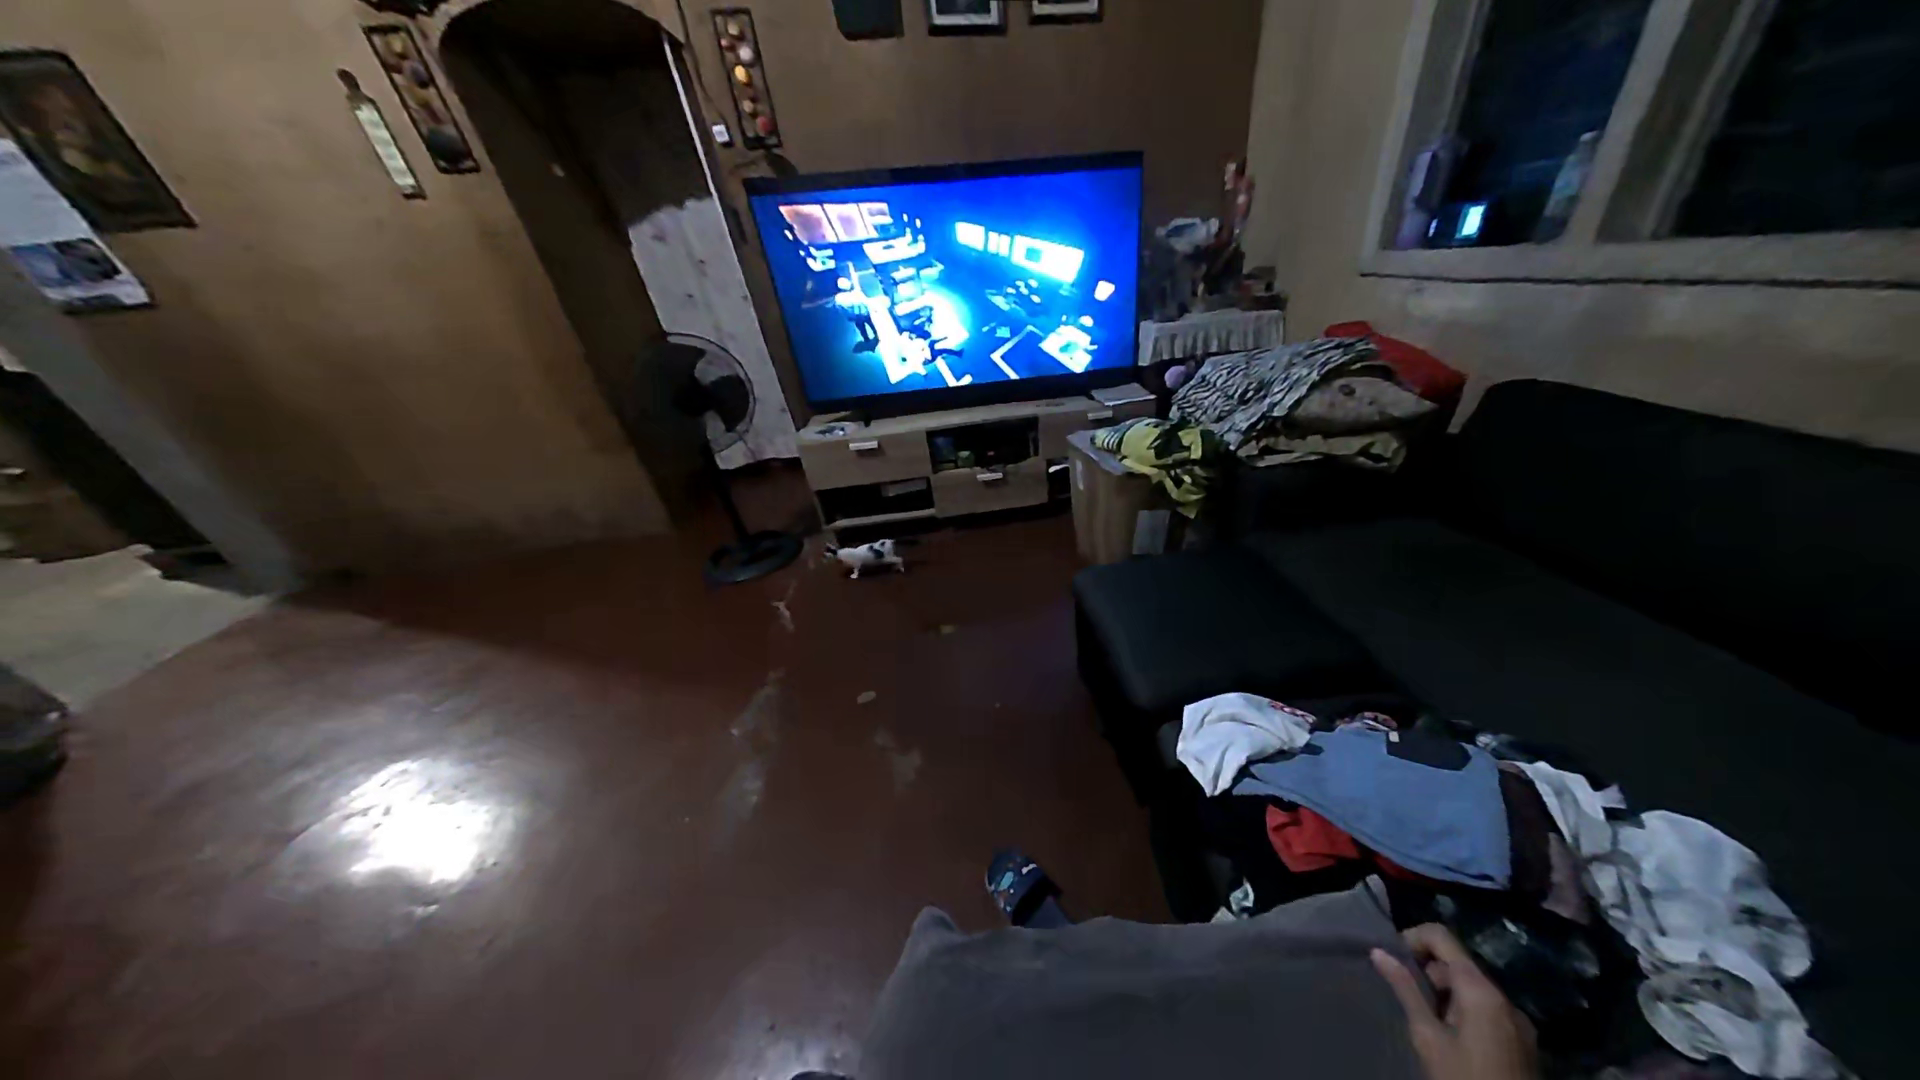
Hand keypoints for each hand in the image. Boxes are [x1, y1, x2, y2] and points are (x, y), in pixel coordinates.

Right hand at [1369, 924, 1537, 1079]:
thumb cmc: (1464, 1079)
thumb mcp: (1428, 1036)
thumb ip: (1405, 989)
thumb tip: (1378, 951)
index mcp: (1481, 991)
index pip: (1441, 936)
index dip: (1412, 939)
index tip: (1394, 962)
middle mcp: (1504, 998)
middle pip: (1456, 962)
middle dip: (1427, 972)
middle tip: (1409, 1000)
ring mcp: (1518, 1021)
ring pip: (1471, 986)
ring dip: (1444, 993)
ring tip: (1429, 1023)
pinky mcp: (1523, 1040)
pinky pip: (1487, 1008)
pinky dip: (1463, 1009)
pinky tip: (1452, 1037)